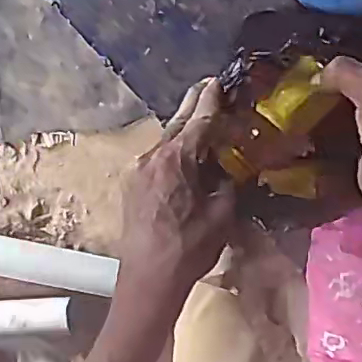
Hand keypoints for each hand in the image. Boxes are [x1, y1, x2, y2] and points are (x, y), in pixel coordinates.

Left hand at [117, 78, 236, 299]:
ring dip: (184, 131)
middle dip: (194, 105)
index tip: (219, 81)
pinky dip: (174, 150)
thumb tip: (228, 170)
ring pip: (166, 140)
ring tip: (202, 123)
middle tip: (209, 89)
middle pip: (177, 123)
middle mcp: (153, 157)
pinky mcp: (133, 187)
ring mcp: (138, 171)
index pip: (199, 120)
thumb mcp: (221, 215)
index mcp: (177, 160)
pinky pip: (158, 158)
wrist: (149, 279)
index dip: (212, 100)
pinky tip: (185, 157)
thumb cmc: (189, 248)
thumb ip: (227, 184)